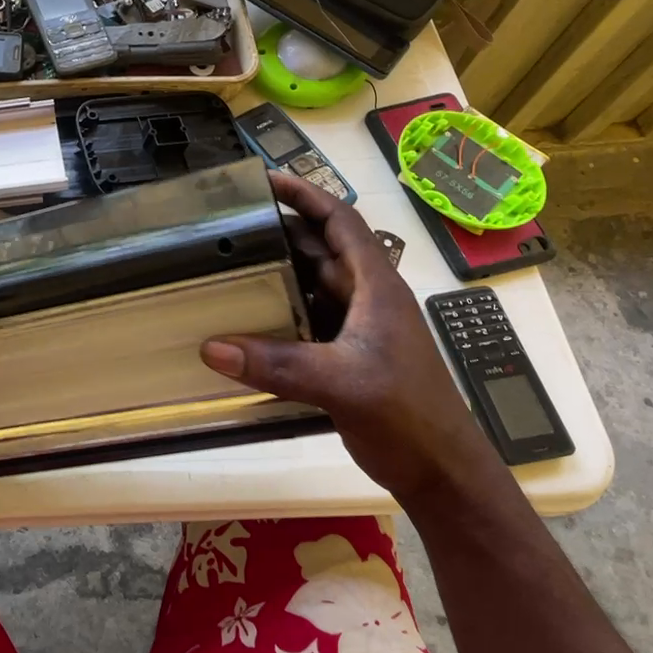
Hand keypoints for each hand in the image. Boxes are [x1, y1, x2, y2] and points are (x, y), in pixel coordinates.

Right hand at [200, 172, 496, 500]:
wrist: (442, 473)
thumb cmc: (406, 415)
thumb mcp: (342, 383)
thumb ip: (278, 364)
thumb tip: (210, 347)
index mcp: (376, 287)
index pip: (341, 222)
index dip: (306, 195)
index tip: (264, 179)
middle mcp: (366, 298)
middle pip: (319, 249)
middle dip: (278, 231)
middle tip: (228, 223)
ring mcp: (356, 328)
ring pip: (309, 285)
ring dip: (274, 272)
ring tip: (226, 263)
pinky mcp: (344, 356)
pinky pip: (304, 320)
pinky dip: (276, 312)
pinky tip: (243, 319)